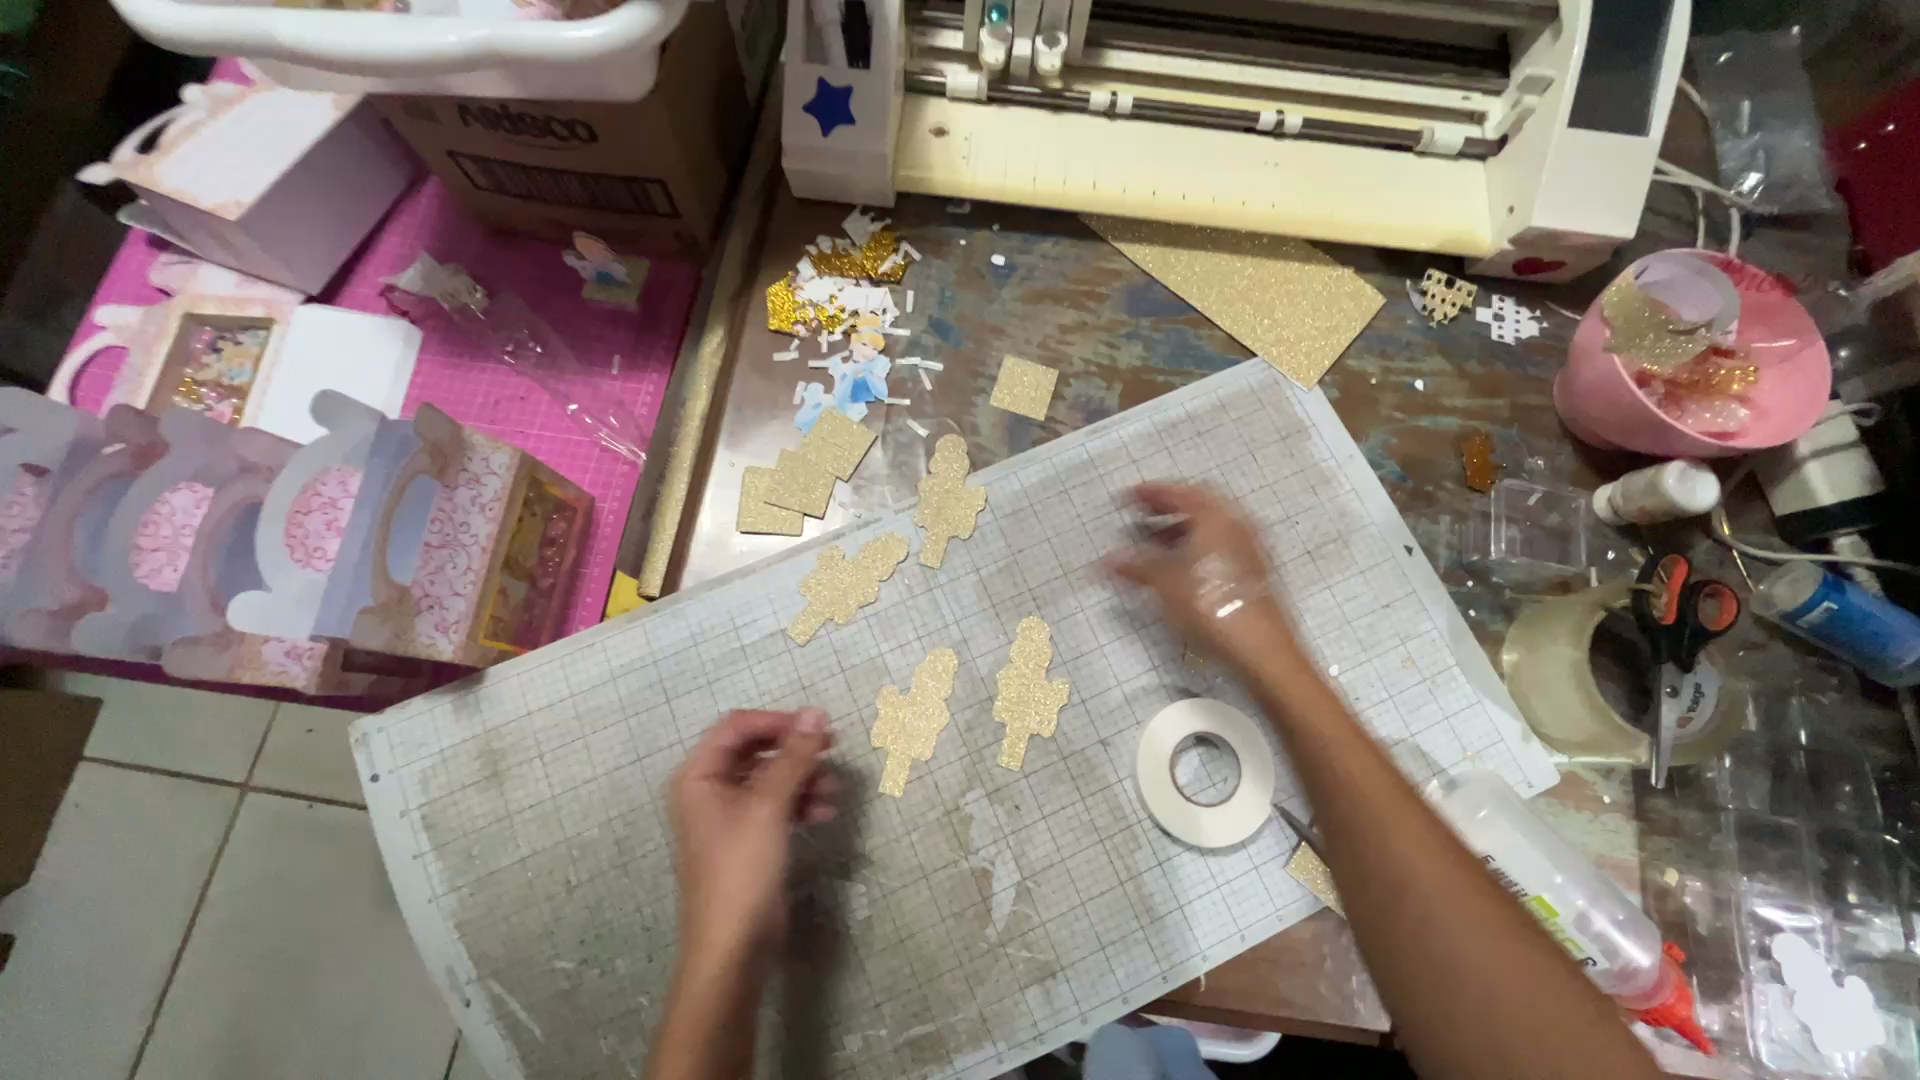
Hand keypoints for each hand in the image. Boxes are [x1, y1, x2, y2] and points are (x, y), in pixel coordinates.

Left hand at [667, 708, 836, 966]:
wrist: (733, 947)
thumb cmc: (741, 869)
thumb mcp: (769, 806)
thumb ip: (794, 756)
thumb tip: (817, 712)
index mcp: (699, 775)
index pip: (738, 726)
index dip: (778, 721)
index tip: (818, 727)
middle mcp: (709, 790)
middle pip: (756, 750)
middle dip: (794, 751)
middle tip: (833, 750)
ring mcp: (729, 817)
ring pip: (771, 778)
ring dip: (803, 778)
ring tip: (832, 793)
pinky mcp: (750, 840)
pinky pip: (777, 806)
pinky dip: (800, 803)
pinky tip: (824, 814)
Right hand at [1102, 482, 1299, 666]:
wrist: (1259, 647)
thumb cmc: (1209, 606)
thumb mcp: (1165, 584)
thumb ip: (1135, 566)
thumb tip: (1107, 561)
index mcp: (1215, 518)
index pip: (1180, 493)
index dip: (1151, 493)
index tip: (1129, 497)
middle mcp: (1236, 525)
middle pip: (1199, 505)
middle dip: (1168, 509)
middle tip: (1141, 515)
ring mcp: (1249, 547)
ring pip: (1211, 527)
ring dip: (1182, 528)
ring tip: (1155, 543)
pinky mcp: (1254, 570)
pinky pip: (1220, 544)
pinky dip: (1198, 545)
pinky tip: (1181, 565)